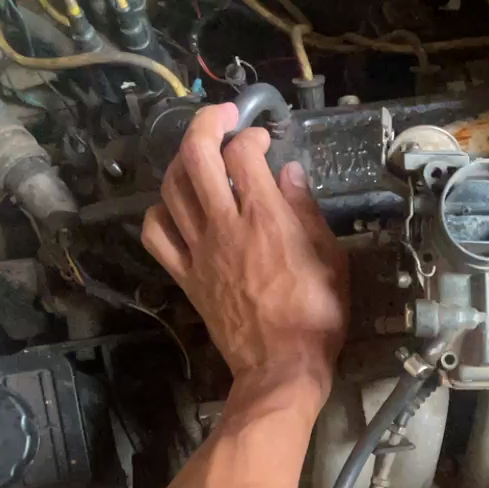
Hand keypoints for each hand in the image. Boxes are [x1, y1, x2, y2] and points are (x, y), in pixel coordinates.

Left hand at [143, 102, 347, 395]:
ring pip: (171, 188)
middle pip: (196, 155)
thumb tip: (289, 174)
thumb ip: (308, 213)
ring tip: (200, 159)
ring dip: (182, 162)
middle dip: (206, 124)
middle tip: (222, 120)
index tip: (263, 140)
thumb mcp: (332, 261)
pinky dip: (159, 211)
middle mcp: (225, 226)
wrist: (282, 368)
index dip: (250, 135)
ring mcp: (199, 252)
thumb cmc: (317, 318)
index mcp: (265, 219)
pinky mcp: (186, 277)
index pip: (242, 154)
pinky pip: (156, 235)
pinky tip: (175, 208)